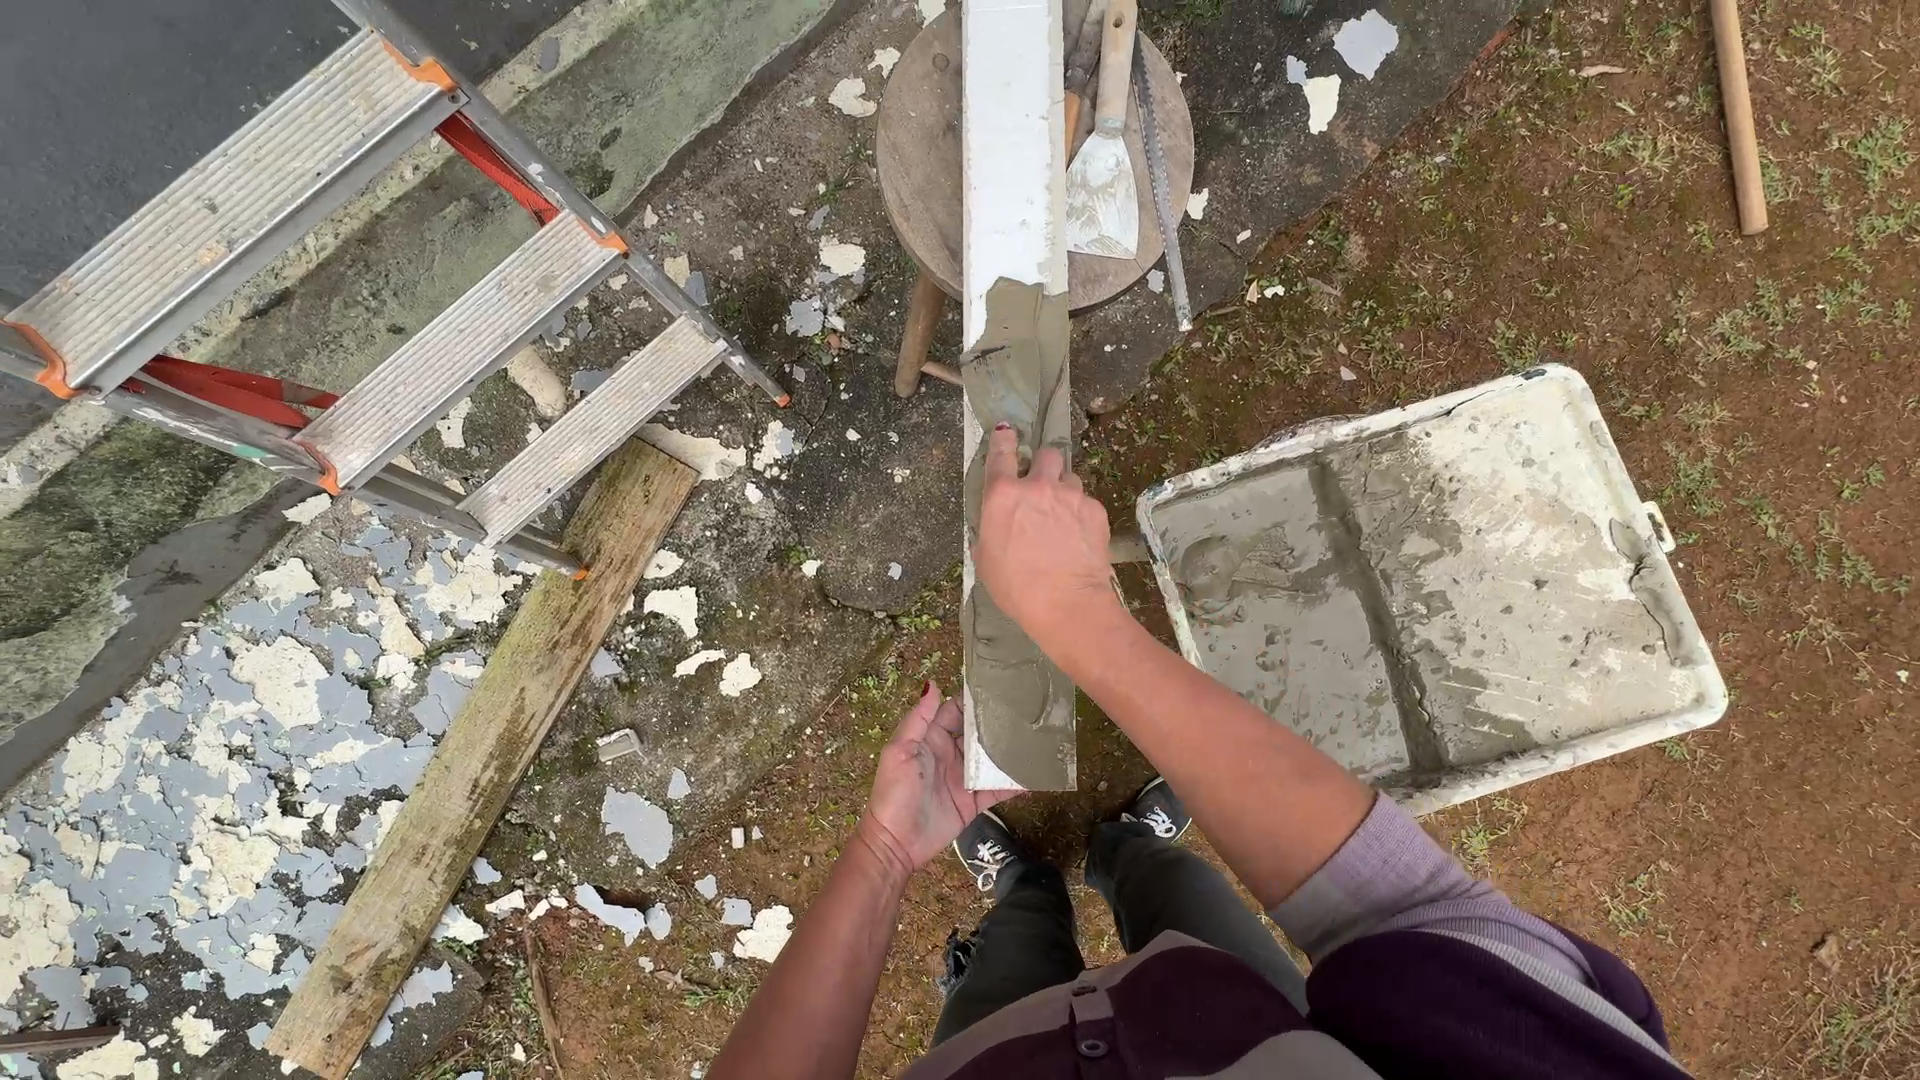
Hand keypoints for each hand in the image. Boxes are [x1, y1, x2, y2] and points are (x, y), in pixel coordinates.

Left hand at [857, 681, 1019, 881]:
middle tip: (1027, 709)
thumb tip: (933, 684)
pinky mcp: (974, 802)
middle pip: (978, 733)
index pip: (955, 711)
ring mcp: (964, 778)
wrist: (895, 843)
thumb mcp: (900, 751)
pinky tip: (1035, 775)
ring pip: (991, 759)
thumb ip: (918, 719)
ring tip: (1037, 738)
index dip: (974, 699)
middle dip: (998, 722)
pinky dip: (1015, 783)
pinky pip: (998, 789)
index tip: (999, 687)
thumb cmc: (894, 792)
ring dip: (1010, 751)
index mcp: (931, 738)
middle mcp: (950, 754)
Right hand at [973, 424, 1117, 644]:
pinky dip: (1082, 514)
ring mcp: (1071, 495)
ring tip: (1063, 518)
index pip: (1001, 453)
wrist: (1066, 603)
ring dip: (1065, 491)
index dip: (1003, 439)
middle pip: (1047, 454)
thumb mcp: (985, 559)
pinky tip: (1079, 537)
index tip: (1006, 431)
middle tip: (1043, 486)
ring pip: (1070, 478)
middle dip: (1045, 465)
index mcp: (1003, 495)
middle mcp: (1038, 486)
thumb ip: (989, 531)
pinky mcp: (1096, 510)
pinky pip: (1087, 502)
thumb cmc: (1015, 587)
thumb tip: (995, 526)